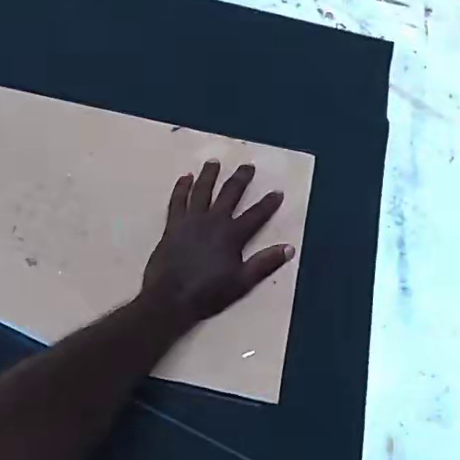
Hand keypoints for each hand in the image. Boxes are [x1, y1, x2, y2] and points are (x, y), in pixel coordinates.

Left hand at [138, 160, 295, 324]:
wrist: (171, 297)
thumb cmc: (208, 292)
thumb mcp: (242, 281)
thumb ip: (264, 263)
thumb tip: (289, 248)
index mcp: (232, 235)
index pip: (255, 215)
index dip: (268, 203)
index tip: (277, 192)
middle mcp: (213, 221)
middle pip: (229, 194)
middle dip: (240, 179)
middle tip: (248, 166)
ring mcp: (191, 220)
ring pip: (202, 190)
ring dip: (209, 175)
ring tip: (214, 162)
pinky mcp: (173, 225)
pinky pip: (178, 200)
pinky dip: (182, 187)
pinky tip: (185, 178)